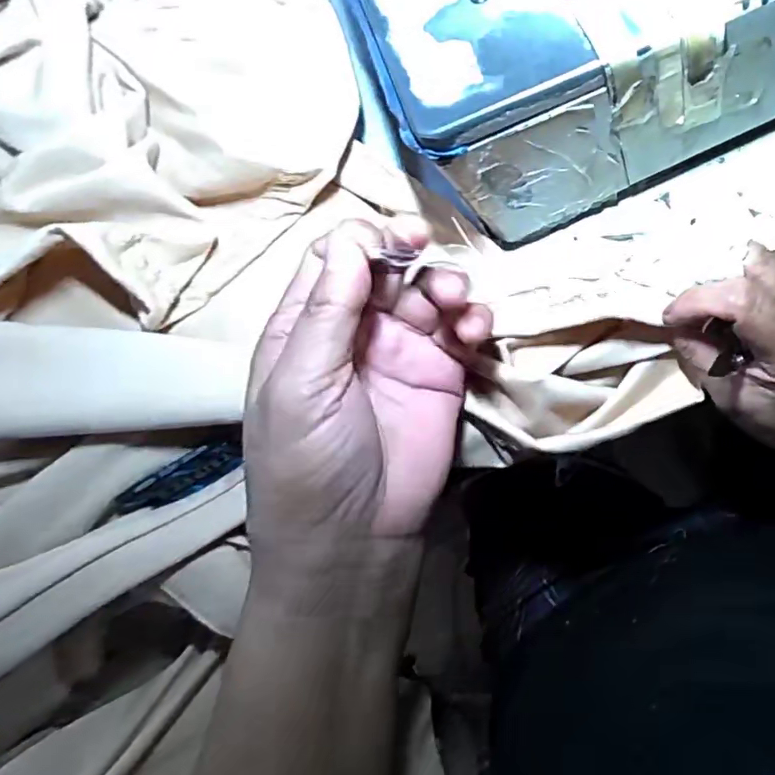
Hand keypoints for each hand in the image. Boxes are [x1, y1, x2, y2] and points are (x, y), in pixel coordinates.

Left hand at [244, 220, 491, 604]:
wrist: (358, 534)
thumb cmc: (307, 461)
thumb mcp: (300, 385)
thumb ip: (326, 313)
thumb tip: (351, 240)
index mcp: (308, 327)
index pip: (334, 261)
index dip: (363, 241)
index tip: (392, 241)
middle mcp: (359, 331)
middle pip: (389, 269)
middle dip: (410, 254)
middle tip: (426, 251)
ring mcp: (407, 350)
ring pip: (431, 294)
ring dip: (448, 287)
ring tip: (456, 304)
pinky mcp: (447, 373)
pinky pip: (464, 331)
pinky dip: (474, 322)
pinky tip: (474, 332)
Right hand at [663, 244, 774, 457]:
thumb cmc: (770, 414)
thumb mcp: (726, 395)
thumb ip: (699, 354)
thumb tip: (673, 320)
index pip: (745, 303)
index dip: (700, 300)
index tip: (671, 314)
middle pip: (758, 264)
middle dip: (714, 273)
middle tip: (690, 298)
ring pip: (763, 259)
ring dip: (727, 271)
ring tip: (707, 298)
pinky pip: (768, 268)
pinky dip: (739, 275)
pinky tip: (727, 299)